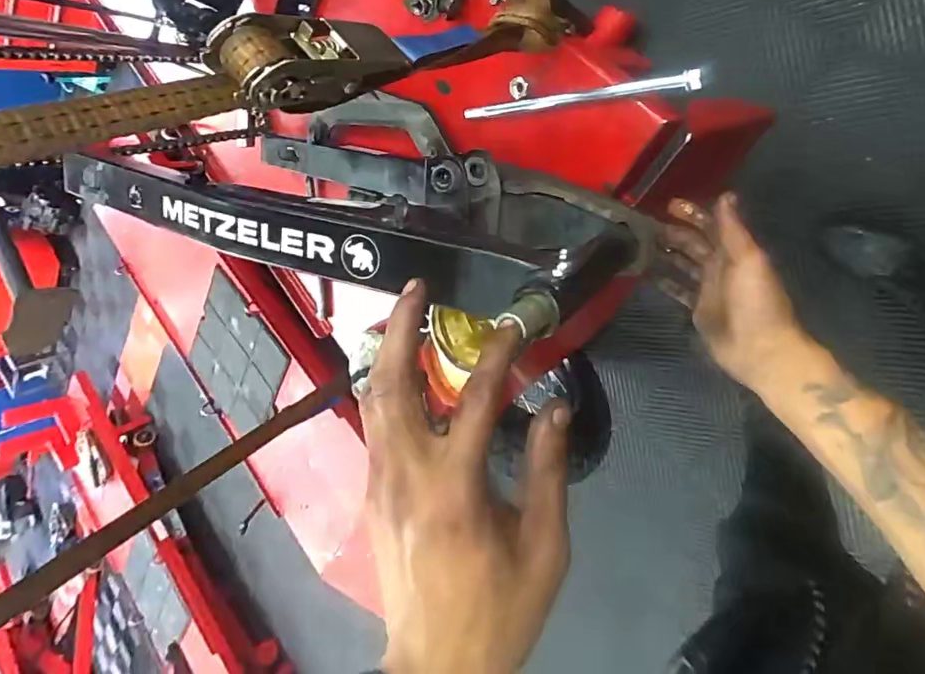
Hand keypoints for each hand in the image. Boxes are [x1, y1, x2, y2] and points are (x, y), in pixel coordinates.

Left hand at [361, 280, 571, 673]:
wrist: (435, 667)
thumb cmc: (497, 608)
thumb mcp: (544, 548)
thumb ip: (548, 470)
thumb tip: (554, 404)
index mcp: (455, 487)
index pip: (476, 399)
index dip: (497, 354)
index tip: (511, 325)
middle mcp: (406, 473)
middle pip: (394, 383)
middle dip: (401, 327)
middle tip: (415, 288)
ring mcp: (380, 481)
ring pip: (374, 398)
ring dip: (387, 349)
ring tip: (404, 314)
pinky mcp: (371, 491)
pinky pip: (374, 422)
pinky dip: (386, 384)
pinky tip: (403, 369)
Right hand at [659, 194, 814, 390]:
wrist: (761, 350)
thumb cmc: (756, 301)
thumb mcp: (749, 259)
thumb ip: (734, 228)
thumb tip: (726, 194)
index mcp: (733, 251)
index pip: (710, 224)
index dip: (692, 212)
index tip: (668, 204)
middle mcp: (720, 265)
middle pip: (693, 242)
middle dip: (673, 231)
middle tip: (645, 225)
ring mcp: (708, 287)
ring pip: (683, 263)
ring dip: (666, 252)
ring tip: (640, 244)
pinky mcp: (699, 308)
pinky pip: (678, 289)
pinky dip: (664, 280)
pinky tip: (646, 272)